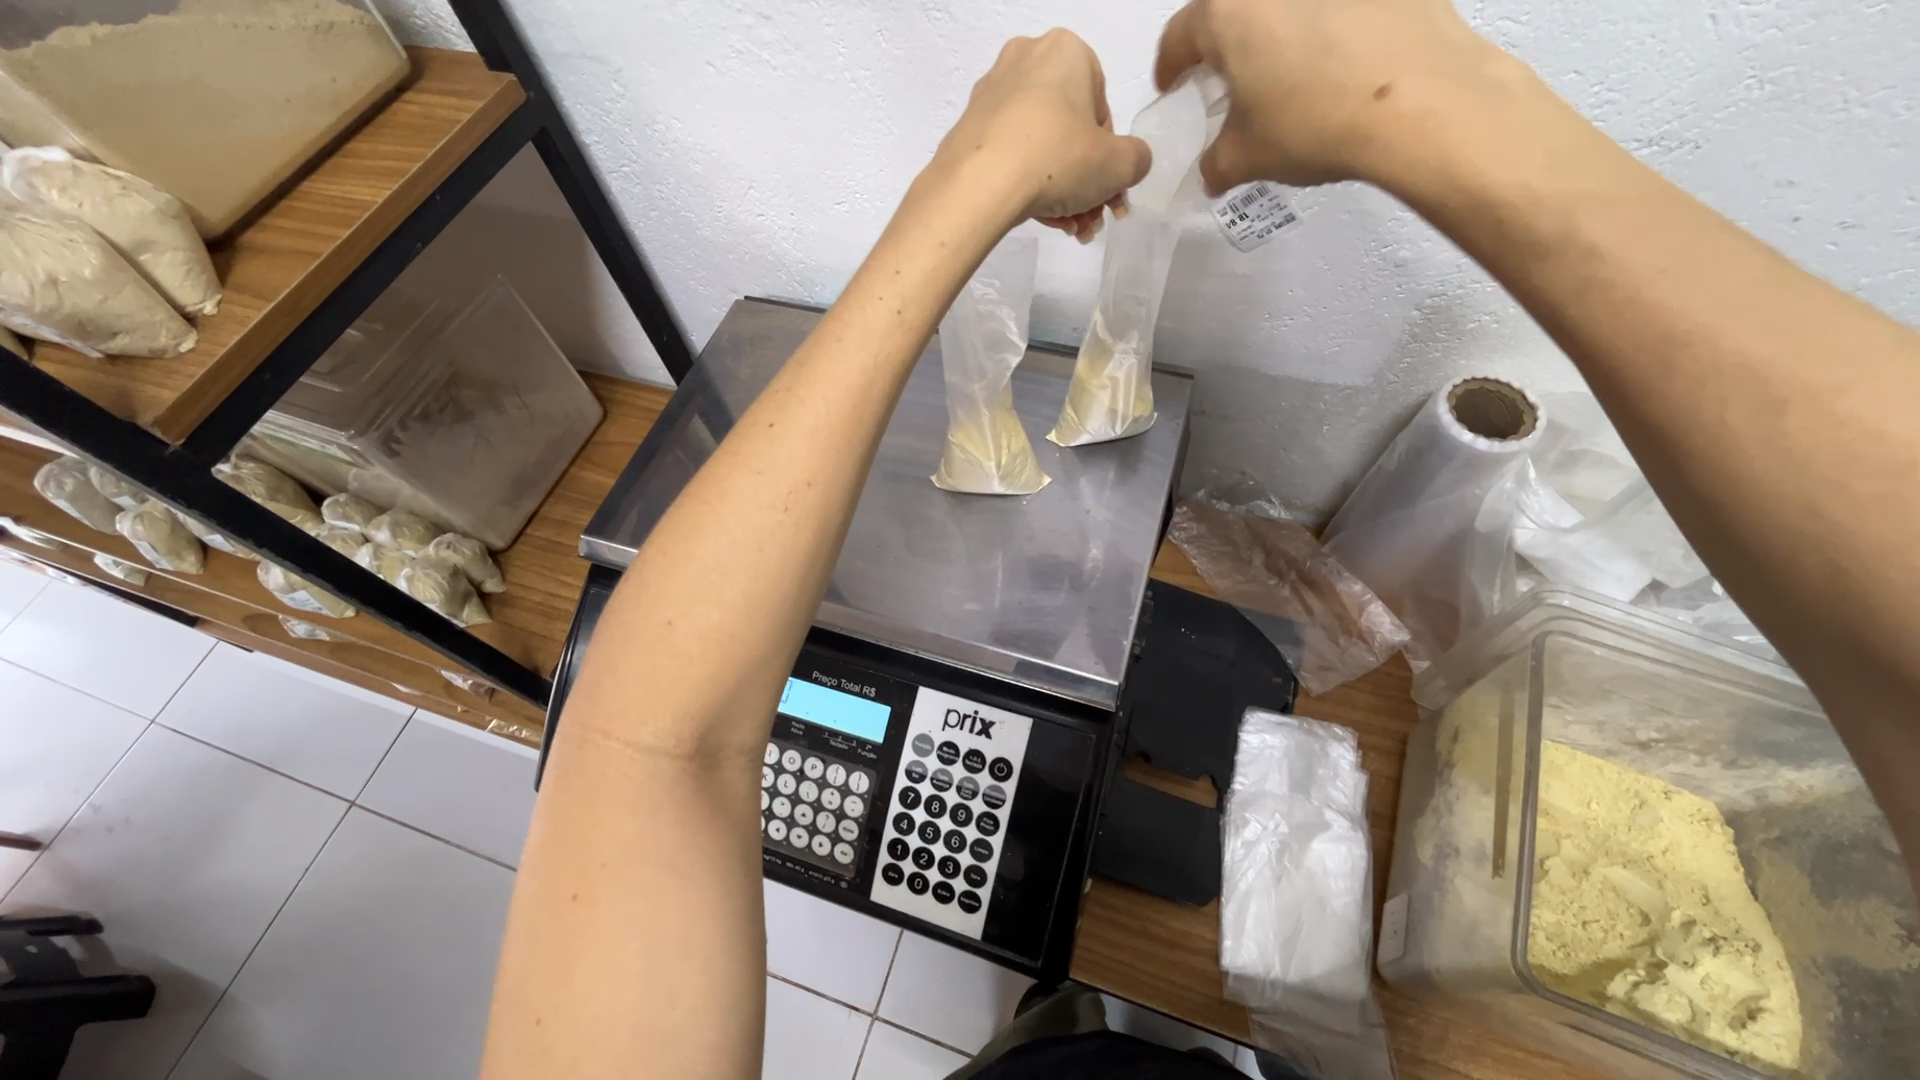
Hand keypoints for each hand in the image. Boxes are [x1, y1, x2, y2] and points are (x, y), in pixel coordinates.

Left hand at [933, 30, 1151, 242]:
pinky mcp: (968, 129)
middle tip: (1091, 220)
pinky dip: (1028, 187)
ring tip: (1069, 230)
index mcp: (1066, 51)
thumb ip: (1136, 160)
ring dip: (1060, 193)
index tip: (1107, 191)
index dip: (1109, 157)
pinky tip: (1041, 220)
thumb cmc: (1057, 161)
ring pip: (1040, 147)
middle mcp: (1025, 61)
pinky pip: (1010, 157)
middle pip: (1068, 131)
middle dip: (1084, 182)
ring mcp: (991, 95)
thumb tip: (1128, 163)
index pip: (1101, 109)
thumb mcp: (1119, 165)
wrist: (977, 186)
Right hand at [1155, 0, 1512, 192]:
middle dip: (1227, 40)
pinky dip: (1334, 22)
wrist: (1422, 102)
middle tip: (1232, 75)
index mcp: (1227, 13)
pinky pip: (1342, 5)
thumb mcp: (1248, 158)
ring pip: (1286, 4)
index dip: (1171, 66)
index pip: (1179, 35)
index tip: (1173, 85)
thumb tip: (1213, 171)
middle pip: (1234, 8)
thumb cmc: (1315, 124)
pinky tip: (1345, 56)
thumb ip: (1216, 163)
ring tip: (1292, 66)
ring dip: (1280, 27)